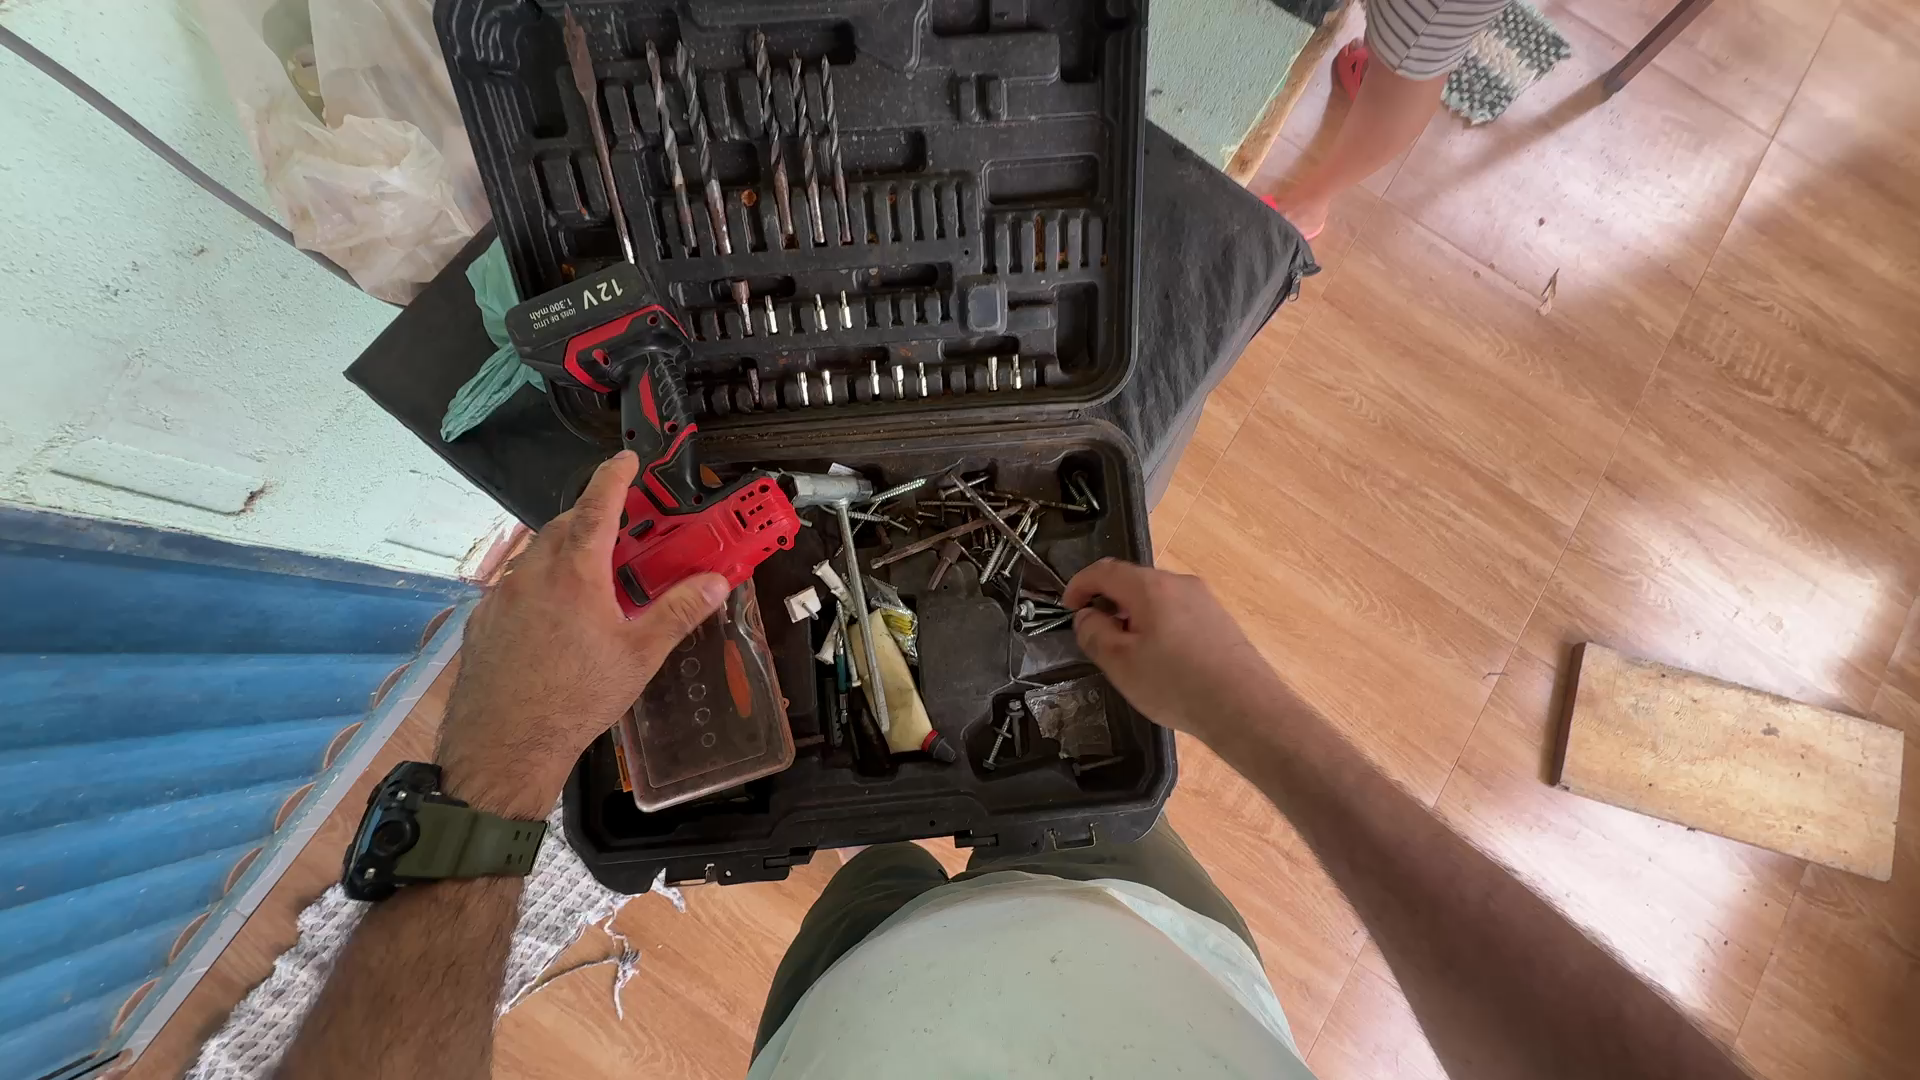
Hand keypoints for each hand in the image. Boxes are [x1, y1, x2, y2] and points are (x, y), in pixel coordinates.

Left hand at [437, 452, 727, 816]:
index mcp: (575, 574)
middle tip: (621, 530)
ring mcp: (502, 597)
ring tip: (594, 576)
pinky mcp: (484, 621)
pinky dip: (543, 581)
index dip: (614, 478)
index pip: (597, 509)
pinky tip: (558, 615)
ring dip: (567, 549)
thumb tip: (715, 581)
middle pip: (564, 525)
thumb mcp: (641, 654)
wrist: (504, 747)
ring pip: (537, 554)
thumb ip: (679, 610)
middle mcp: (533, 575)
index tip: (625, 458)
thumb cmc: (579, 697)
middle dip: (592, 515)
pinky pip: (517, 584)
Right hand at [1064, 559, 1287, 743]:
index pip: (1104, 570)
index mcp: (1151, 587)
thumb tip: (1087, 615)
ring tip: (1128, 652)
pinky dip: (1157, 625)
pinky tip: (1161, 660)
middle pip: (1132, 581)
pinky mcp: (1219, 621)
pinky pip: (1177, 612)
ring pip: (1156, 598)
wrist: (1246, 709)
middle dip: (1108, 602)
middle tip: (1096, 635)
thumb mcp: (1120, 663)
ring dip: (1133, 616)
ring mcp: (1204, 600)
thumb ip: (1094, 633)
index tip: (1068, 608)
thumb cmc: (1175, 684)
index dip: (1080, 585)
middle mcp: (1179, 583)